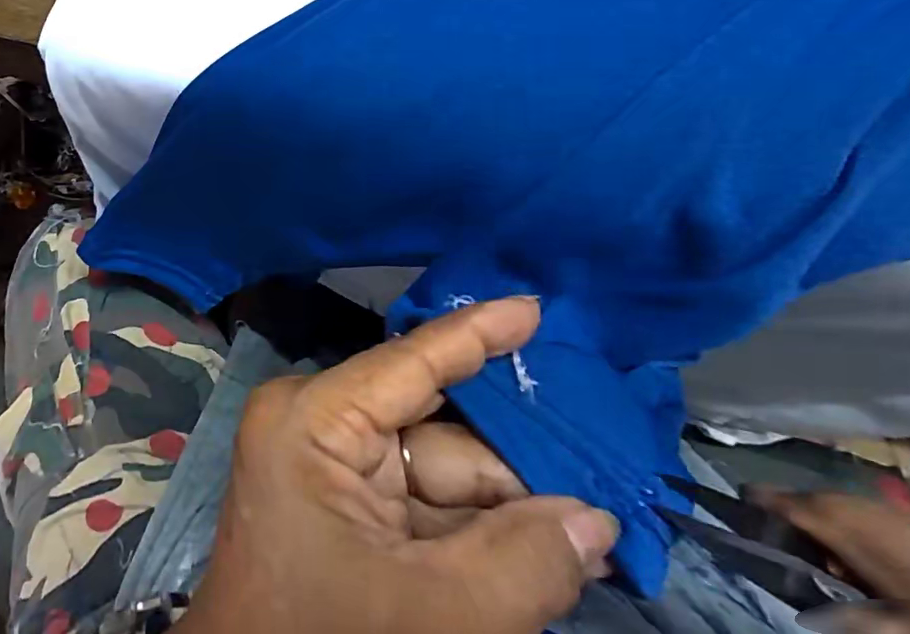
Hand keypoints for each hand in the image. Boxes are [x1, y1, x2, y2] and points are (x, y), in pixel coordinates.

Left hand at [175, 297, 618, 633]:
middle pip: (438, 428)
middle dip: (512, 457)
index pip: (412, 361)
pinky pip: (425, 508)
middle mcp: (319, 429)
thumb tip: (595, 520)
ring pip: (440, 474)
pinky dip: (478, 532)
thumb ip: (522, 563)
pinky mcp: (345, 515)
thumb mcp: (432, 613)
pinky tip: (541, 549)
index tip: (534, 307)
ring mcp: (331, 473)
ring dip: (506, 507)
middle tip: (594, 463)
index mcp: (314, 421)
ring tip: (585, 531)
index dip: (478, 332)